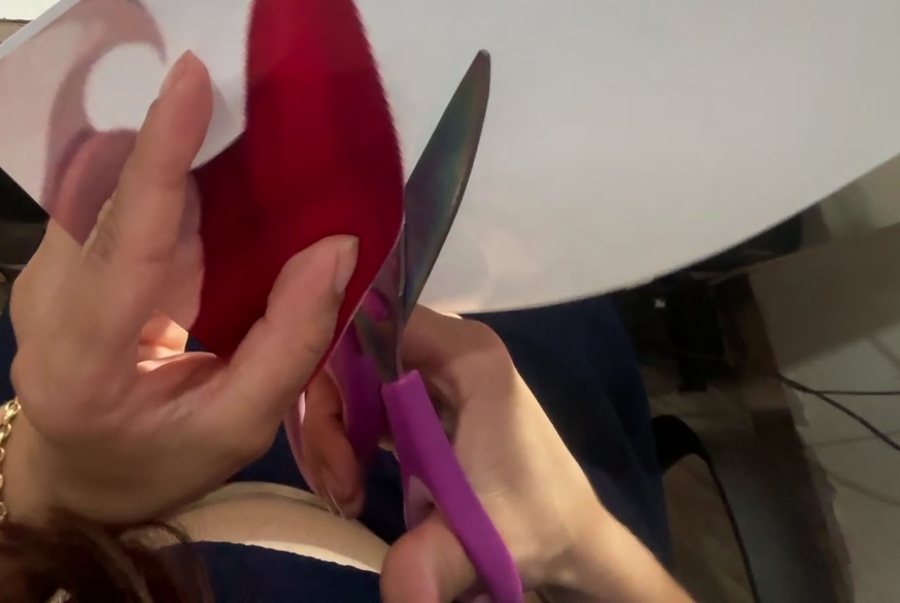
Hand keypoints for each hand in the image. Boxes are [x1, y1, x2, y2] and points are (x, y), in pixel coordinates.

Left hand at [5, 51, 359, 524]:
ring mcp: (39, 270)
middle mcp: (49, 297)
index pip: (130, 235)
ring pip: (103, 183)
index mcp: (89, 353)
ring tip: (226, 111)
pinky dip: (149, 166)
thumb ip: (288, 343)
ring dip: (164, 144)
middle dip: (175, 131)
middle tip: (240, 81)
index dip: (162, 148)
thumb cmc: (149, 464)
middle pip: (115, 192)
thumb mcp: (236, 430)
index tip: (190, 74)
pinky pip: (101, 192)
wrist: (60, 475)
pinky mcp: (50, 253)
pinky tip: (193, 155)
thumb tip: (334, 245)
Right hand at [300, 307, 623, 601]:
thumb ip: (433, 557)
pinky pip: (360, 396)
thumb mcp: (482, 535)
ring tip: (343, 491)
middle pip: (352, 351)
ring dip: (332, 430)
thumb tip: (397, 595)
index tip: (328, 434)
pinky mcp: (419, 396)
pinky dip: (343, 434)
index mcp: (461, 350)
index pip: (369, 324)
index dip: (335, 368)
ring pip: (349, 375)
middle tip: (336, 482)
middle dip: (329, 415)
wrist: (572, 543)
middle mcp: (441, 345)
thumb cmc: (536, 520)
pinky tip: (347, 479)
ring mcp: (428, 369)